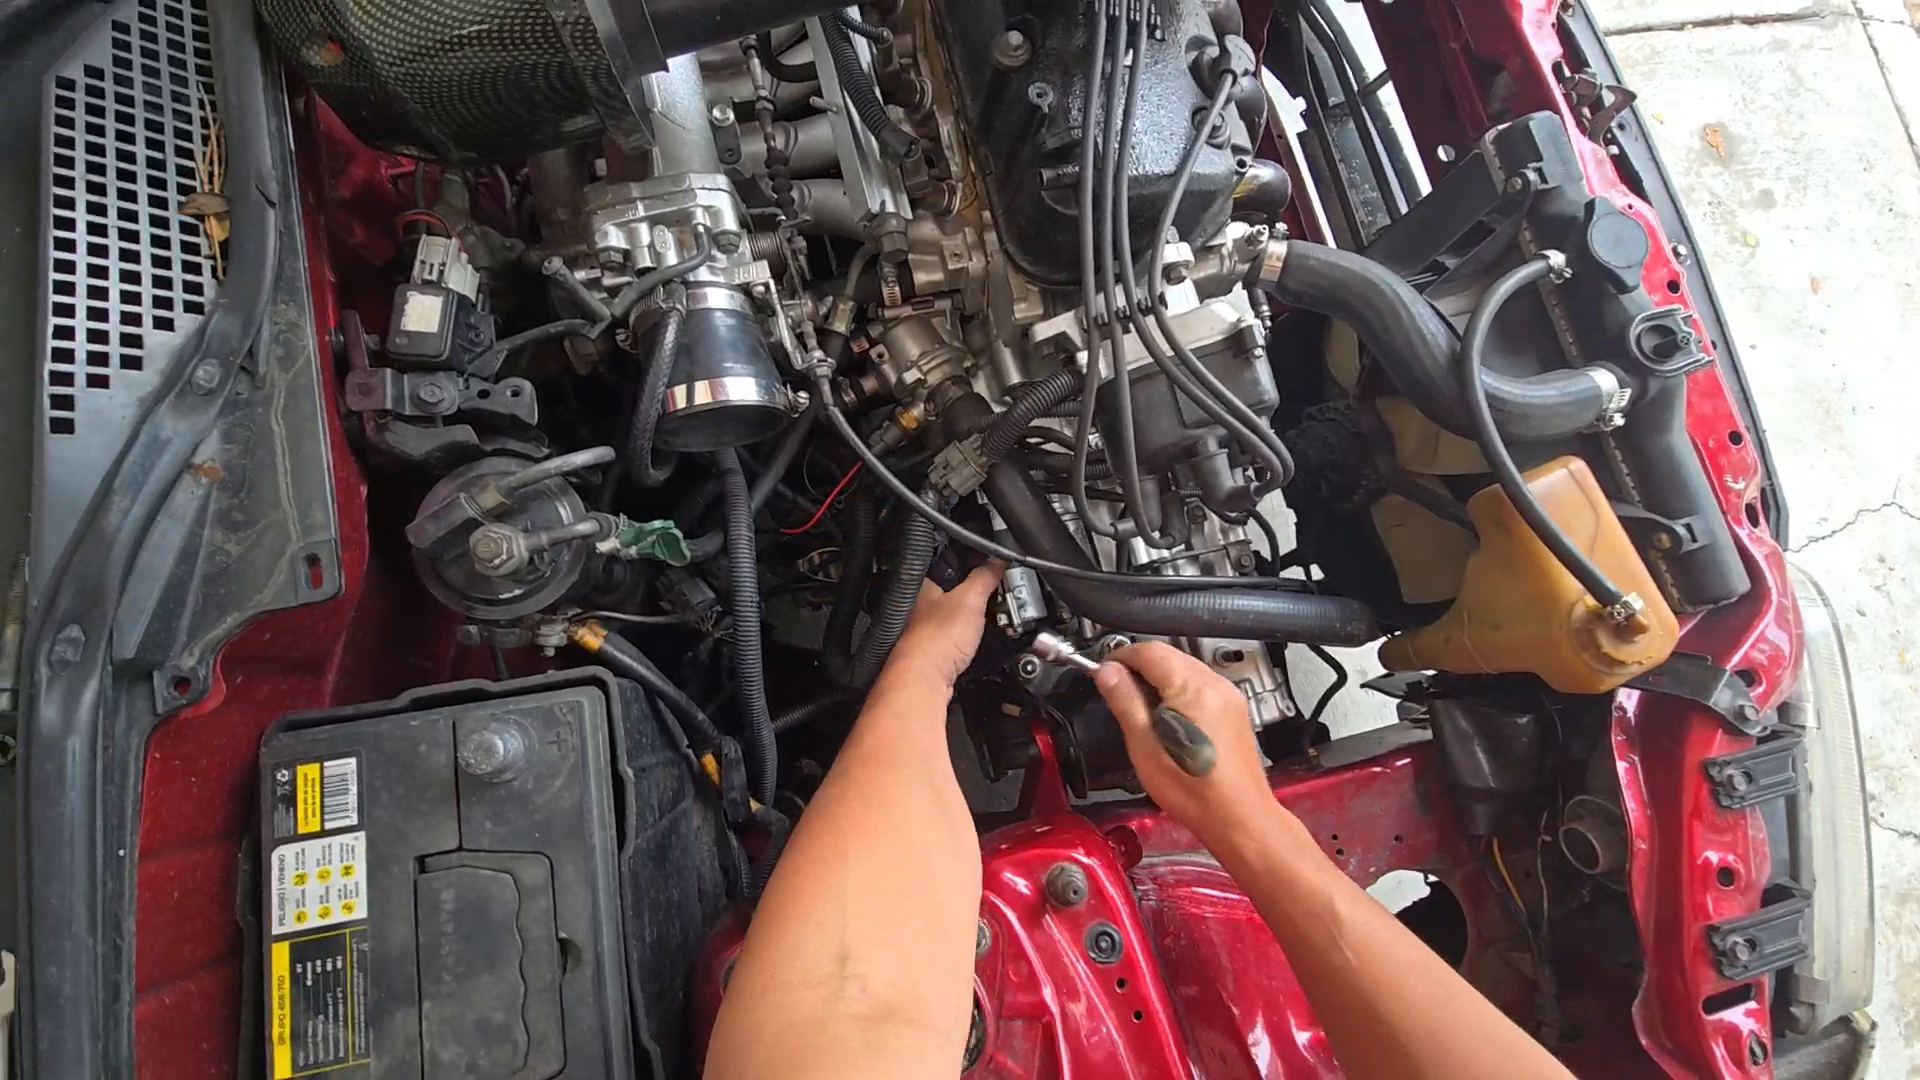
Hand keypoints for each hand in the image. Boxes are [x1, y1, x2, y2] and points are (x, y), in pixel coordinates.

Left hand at [882, 561, 1004, 689]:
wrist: (924, 681)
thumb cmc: (935, 639)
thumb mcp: (970, 599)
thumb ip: (984, 577)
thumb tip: (996, 561)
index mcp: (922, 586)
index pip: (945, 564)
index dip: (966, 562)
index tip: (986, 565)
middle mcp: (917, 607)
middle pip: (949, 592)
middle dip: (970, 593)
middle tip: (992, 593)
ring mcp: (924, 632)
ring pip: (951, 617)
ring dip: (968, 618)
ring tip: (988, 618)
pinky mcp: (932, 654)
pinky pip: (954, 639)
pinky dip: (965, 639)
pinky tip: (974, 642)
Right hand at [1094, 643, 1281, 849]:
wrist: (1239, 817)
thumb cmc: (1191, 789)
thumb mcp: (1145, 746)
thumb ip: (1124, 701)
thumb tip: (1107, 671)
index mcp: (1191, 689)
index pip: (1149, 651)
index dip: (1120, 656)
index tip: (1104, 671)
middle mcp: (1214, 684)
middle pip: (1168, 653)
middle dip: (1138, 664)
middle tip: (1117, 688)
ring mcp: (1228, 694)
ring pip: (1183, 665)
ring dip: (1157, 674)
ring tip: (1140, 704)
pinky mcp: (1234, 707)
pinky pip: (1199, 681)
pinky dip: (1177, 686)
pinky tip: (1167, 713)